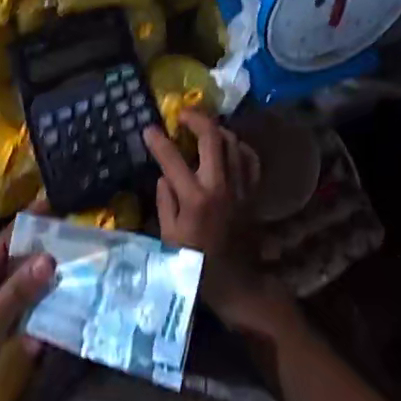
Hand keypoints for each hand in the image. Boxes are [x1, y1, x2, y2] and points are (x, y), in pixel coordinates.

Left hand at [0, 229, 54, 400]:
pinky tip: (55, 311)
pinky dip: (31, 312)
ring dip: (37, 285)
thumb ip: (18, 289)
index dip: (26, 226)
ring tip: (71, 272)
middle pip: (6, 264)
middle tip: (71, 244)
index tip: (54, 208)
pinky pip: (12, 315)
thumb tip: (48, 256)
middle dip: (36, 257)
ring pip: (12, 290)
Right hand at [143, 111, 265, 321]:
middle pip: (211, 137)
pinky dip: (238, 146)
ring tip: (201, 128)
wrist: (238, 285)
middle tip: (181, 115)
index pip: (172, 158)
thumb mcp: (170, 237)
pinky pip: (249, 158)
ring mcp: (239, 186)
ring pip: (232, 141)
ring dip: (215, 129)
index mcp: (195, 198)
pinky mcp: (252, 192)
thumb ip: (165, 202)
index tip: (148, 129)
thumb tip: (163, 176)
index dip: (157, 140)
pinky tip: (227, 146)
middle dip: (194, 119)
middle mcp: (219, 185)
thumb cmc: (197, 265)